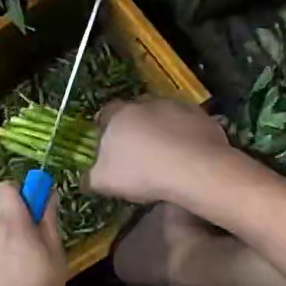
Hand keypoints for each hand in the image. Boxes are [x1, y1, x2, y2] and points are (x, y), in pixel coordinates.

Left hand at [0, 182, 66, 285]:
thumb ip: (49, 222)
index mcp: (11, 223)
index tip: (31, 212)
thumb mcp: (55, 260)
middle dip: (13, 223)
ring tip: (11, 271)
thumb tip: (48, 194)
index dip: (19, 195)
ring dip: (0, 242)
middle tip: (27, 250)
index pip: (7, 187)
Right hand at [88, 99, 232, 204]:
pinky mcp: (201, 116)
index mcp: (117, 115)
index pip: (105, 113)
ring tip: (165, 154)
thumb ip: (89, 178)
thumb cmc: (141, 172)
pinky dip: (185, 135)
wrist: (194, 169)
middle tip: (137, 150)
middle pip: (135, 111)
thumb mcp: (104, 182)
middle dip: (135, 126)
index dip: (105, 127)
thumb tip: (84, 179)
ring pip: (163, 115)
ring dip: (161, 129)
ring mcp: (175, 106)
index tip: (108, 143)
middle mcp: (145, 103)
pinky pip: (187, 124)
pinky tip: (187, 155)